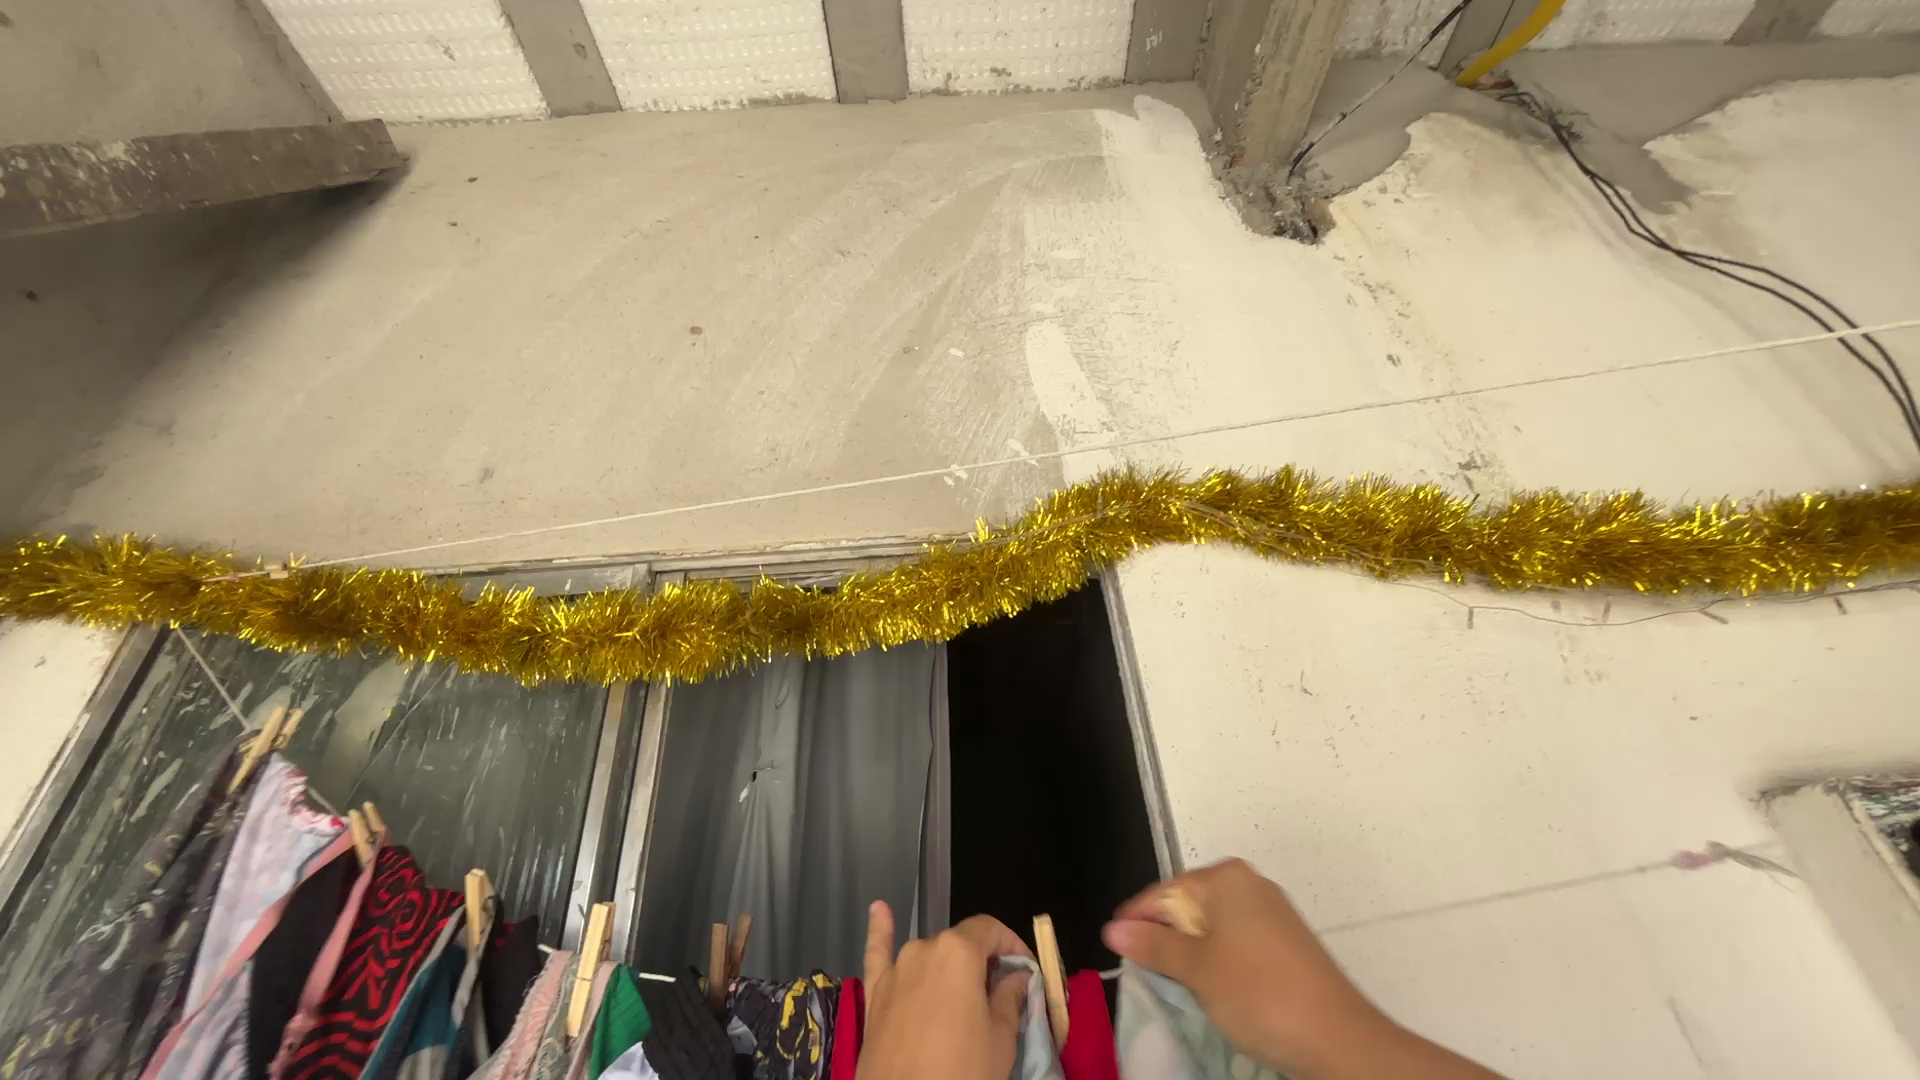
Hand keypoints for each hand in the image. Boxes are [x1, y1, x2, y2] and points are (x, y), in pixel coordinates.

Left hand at [857, 902, 1032, 1079]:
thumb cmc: (961, 1072)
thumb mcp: (1000, 1040)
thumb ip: (1010, 998)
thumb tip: (1016, 976)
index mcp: (959, 951)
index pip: (991, 930)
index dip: (1012, 945)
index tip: (1026, 971)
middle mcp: (924, 948)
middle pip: (961, 944)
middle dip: (983, 963)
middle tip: (1002, 996)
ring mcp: (896, 968)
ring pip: (930, 955)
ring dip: (949, 967)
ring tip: (966, 995)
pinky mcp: (875, 992)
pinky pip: (878, 953)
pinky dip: (880, 930)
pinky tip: (879, 908)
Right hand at [1103, 859, 1504, 1079]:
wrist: (1341, 1040)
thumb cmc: (1259, 995)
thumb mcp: (1196, 971)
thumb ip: (1152, 946)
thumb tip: (1112, 929)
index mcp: (1224, 877)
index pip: (1163, 893)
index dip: (1137, 922)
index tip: (1117, 952)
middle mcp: (1248, 882)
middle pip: (1188, 904)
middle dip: (1166, 937)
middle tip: (1147, 973)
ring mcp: (1271, 909)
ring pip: (1212, 924)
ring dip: (1192, 952)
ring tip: (1179, 984)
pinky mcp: (1286, 938)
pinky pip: (1236, 938)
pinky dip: (1219, 958)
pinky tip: (1215, 987)